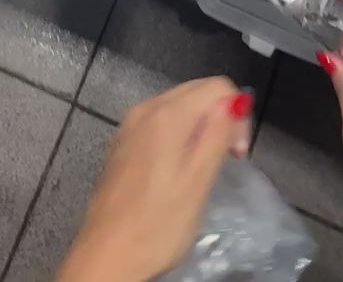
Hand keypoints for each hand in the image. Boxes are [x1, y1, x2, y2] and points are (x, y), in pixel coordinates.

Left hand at [57, 77, 255, 281]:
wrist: (106, 256)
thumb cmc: (157, 225)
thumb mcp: (198, 182)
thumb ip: (218, 134)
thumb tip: (234, 100)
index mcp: (167, 114)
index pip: (218, 86)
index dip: (237, 113)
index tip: (236, 152)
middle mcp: (146, 108)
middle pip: (197, 91)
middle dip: (220, 117)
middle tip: (226, 160)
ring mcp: (131, 124)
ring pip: (179, 105)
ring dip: (199, 127)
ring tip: (202, 170)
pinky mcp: (123, 141)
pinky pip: (160, 122)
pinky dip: (178, 135)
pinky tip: (177, 170)